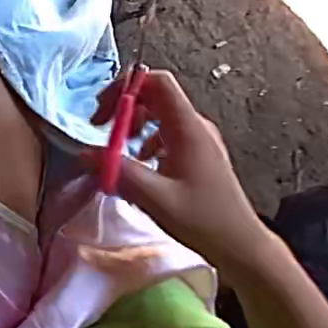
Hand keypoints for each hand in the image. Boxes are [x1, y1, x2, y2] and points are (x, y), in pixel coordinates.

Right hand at [92, 69, 276, 272]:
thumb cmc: (204, 221)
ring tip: (117, 151)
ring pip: (158, 116)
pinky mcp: (196, 156)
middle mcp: (194, 127)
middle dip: (123, 108)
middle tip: (99, 129)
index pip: (157, 82)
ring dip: (132, 126)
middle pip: (154, 96)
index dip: (125, 88)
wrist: (240, 245)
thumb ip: (120, 173)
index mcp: (188, 128)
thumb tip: (86, 155)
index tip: (102, 113)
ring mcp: (197, 140)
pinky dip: (144, 143)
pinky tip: (138, 167)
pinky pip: (164, 135)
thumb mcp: (156, 199)